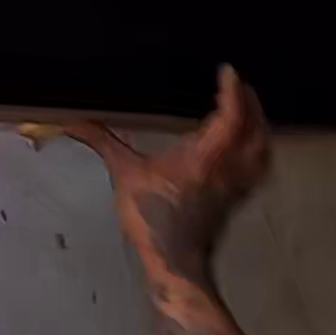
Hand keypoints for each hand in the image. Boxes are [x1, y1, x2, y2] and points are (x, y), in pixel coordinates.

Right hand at [68, 66, 269, 287]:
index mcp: (203, 157)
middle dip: (251, 103)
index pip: (231, 118)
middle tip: (237, 83)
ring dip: (259, 124)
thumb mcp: (124, 174)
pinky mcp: (237, 199)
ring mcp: (237, 185)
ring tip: (246, 106)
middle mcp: (228, 168)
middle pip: (255, 129)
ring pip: (262, 149)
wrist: (175, 265)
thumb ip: (103, 142)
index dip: (232, 92)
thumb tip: (72, 119)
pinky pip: (259, 166)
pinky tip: (246, 142)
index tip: (226, 70)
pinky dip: (258, 147)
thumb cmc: (151, 215)